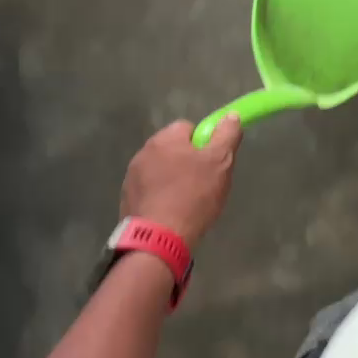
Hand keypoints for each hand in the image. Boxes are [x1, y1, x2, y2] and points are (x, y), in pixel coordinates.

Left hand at [121, 117, 241, 246]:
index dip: (204, 144)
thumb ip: (227, 134)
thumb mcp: (220, 162)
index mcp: (165, 139)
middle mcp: (143, 152)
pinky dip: (160, 197)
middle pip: (174, 149)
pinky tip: (171, 213)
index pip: (189, 128)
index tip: (212, 164)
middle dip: (188, 162)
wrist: (158, 241)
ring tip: (187, 202)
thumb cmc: (193, 195)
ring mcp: (131, 178)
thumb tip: (231, 116)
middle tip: (203, 183)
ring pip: (161, 170)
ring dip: (173, 179)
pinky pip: (150, 190)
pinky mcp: (126, 200)